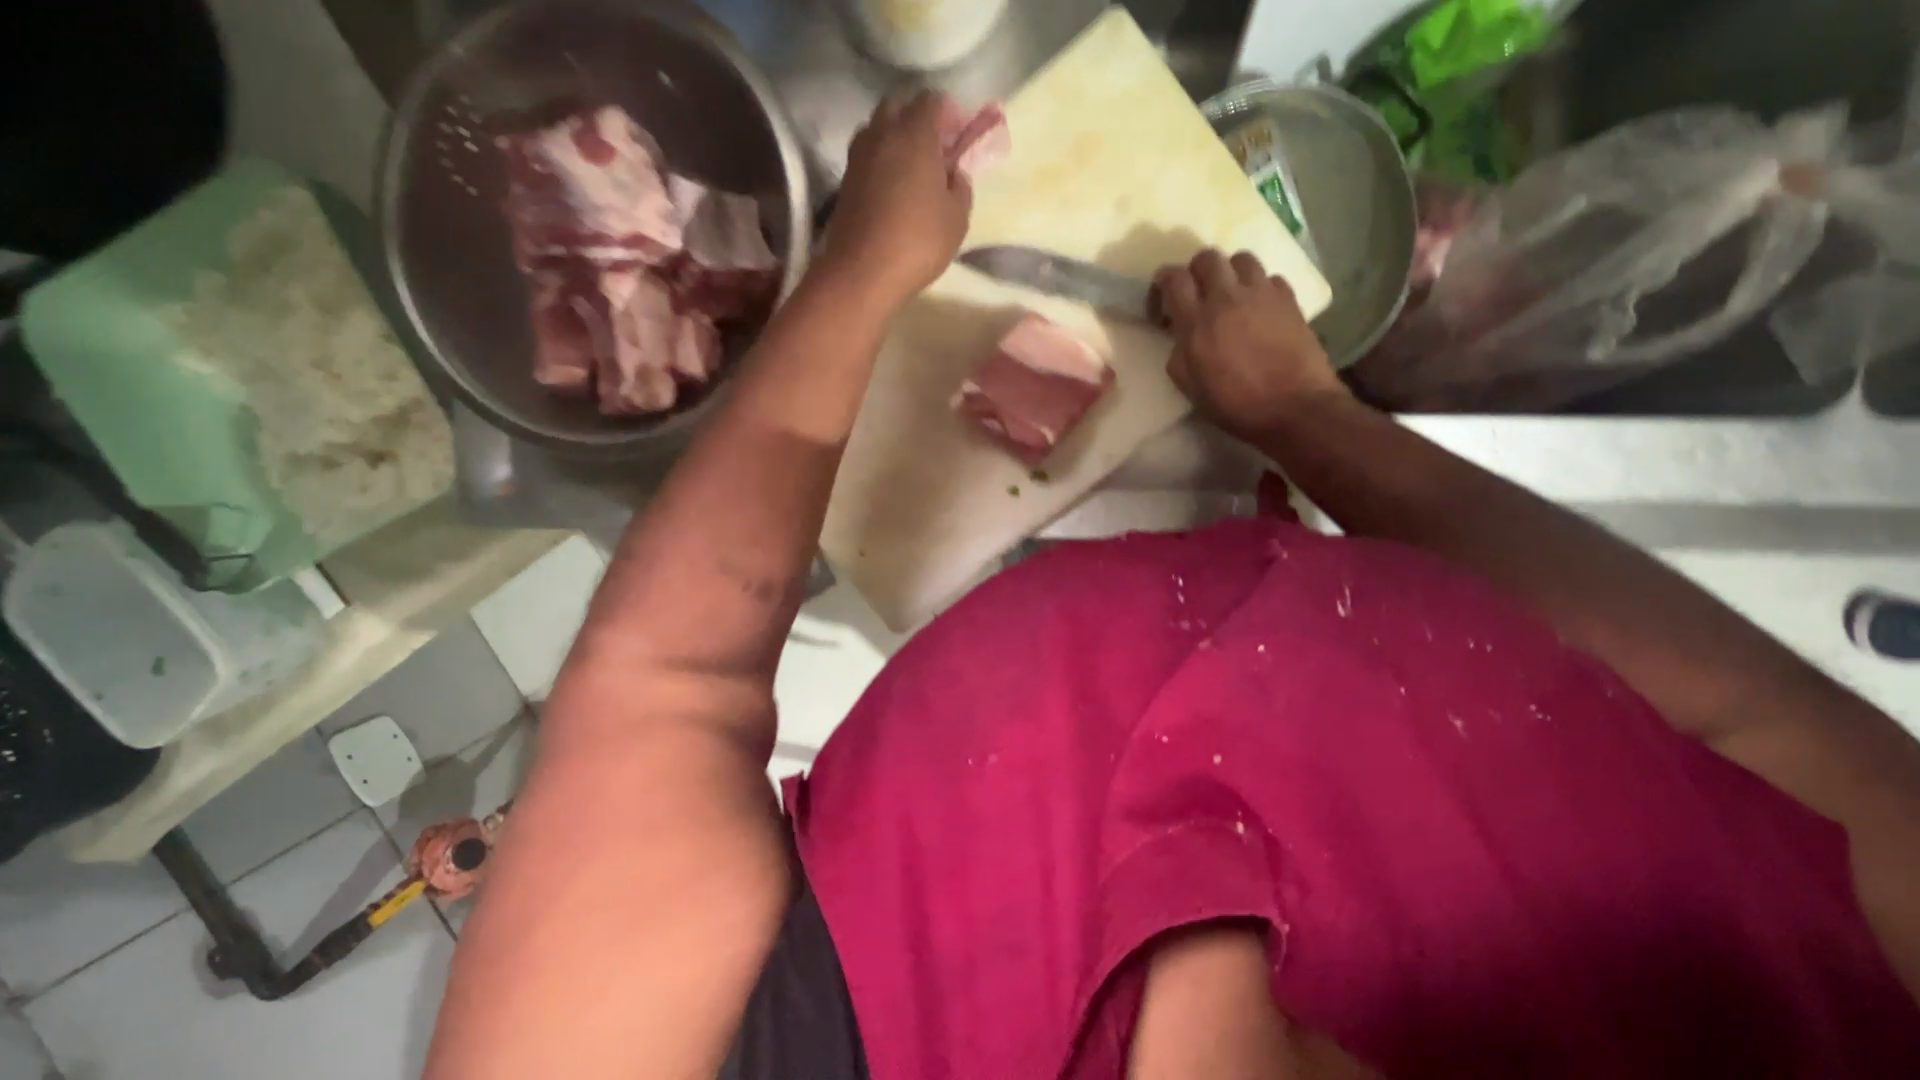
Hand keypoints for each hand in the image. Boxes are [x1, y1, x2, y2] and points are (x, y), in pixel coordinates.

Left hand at [818, 91, 971, 308]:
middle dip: (916, 119)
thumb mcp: (957, 218)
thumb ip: (960, 187)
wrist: (860, 272)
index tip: (958, 136)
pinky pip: (867, 156)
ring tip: (911, 169)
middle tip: (934, 150)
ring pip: (878, 130)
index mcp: (914, 134)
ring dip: (895, 139)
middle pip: (898, 107)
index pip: (931, 100)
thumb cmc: (917, 241)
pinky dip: (880, 162)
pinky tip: (893, 188)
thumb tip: (954, 173)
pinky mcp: (845, 180)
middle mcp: (882, 134)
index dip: (948, 113)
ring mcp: (858, 156)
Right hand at [1156, 249, 1346, 442]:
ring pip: (1241, 258)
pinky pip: (1270, 278)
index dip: (1163, 281)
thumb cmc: (1237, 404)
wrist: (1295, 408)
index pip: (1174, 278)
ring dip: (1231, 272)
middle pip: (1207, 257)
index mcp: (1198, 321)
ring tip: (1232, 293)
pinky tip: (1260, 307)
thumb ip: (1179, 353)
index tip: (1163, 297)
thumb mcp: (1190, 387)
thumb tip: (1182, 334)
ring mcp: (1262, 294)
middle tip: (1197, 291)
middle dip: (1197, 270)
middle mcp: (1228, 297)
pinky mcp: (1289, 299)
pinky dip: (1261, 287)